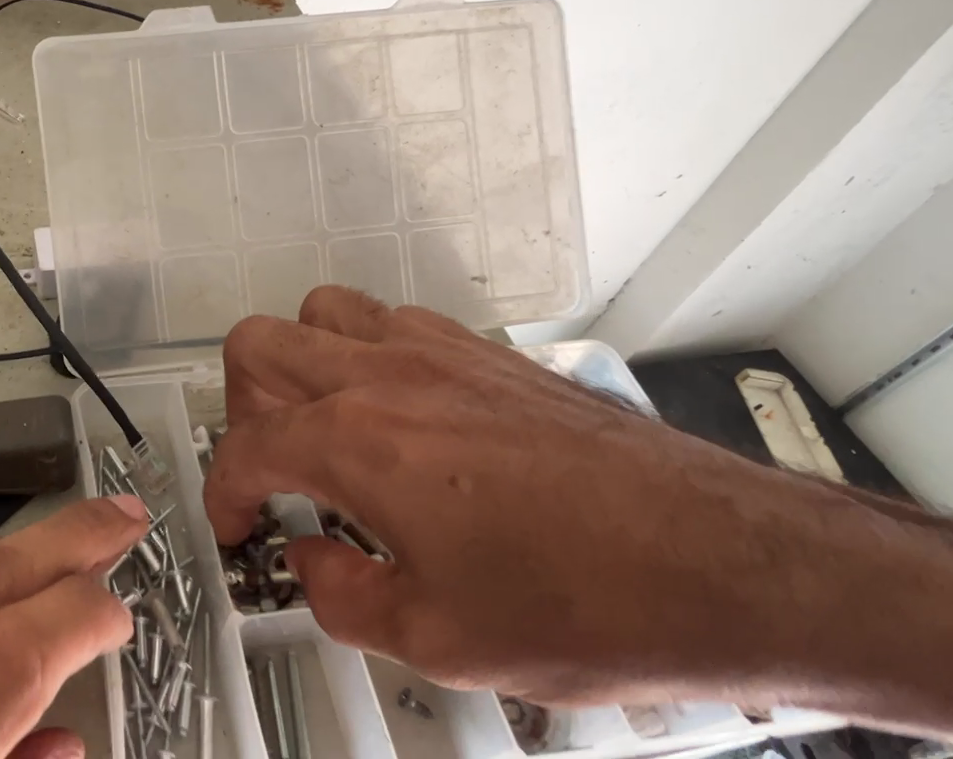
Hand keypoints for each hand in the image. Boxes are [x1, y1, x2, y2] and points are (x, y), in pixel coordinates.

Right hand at [202, 285, 952, 722]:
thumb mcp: (439, 640)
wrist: (729, 563)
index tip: (239, 528)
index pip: (245, 448)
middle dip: (242, 408)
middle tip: (272, 467)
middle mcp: (383, 374)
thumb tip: (310, 560)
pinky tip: (400, 413)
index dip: (223, 494)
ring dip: (300, 363)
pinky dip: (364, 353)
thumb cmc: (586, 606)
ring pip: (320, 312)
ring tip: (327, 426)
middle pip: (258, 345)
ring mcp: (436, 349)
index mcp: (357, 442)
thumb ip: (340, 597)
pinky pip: (389, 318)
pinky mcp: (485, 349)